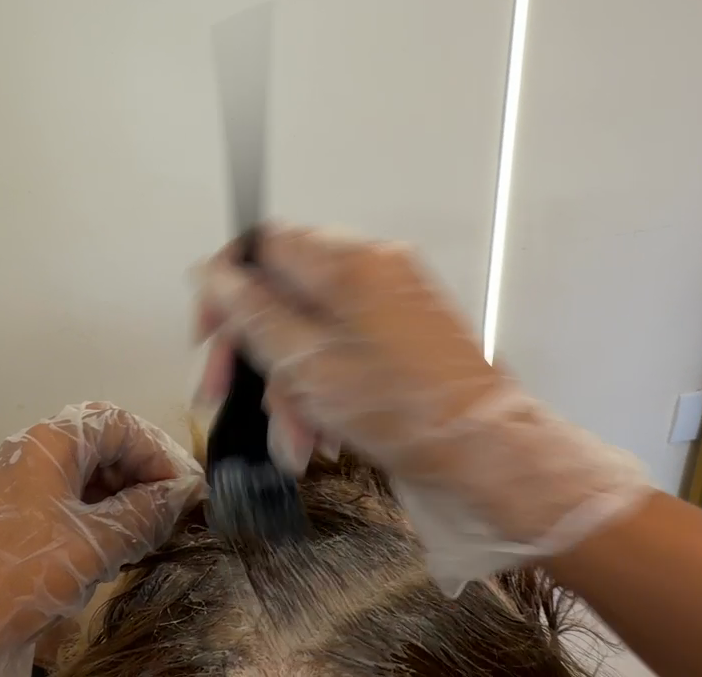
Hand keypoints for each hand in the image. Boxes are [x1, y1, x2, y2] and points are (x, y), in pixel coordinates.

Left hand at [0, 404, 202, 676]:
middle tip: (174, 502)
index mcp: (47, 442)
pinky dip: (103, 516)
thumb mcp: (93, 542)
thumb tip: (180, 495)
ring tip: (154, 526)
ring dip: (125, 496)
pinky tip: (121, 544)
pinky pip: (73, 503)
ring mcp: (26, 488)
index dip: (155, 449)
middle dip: (142, 471)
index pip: (114, 423)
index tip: (182, 483)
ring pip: (89, 475)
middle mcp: (35, 455)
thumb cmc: (19, 572)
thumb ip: (143, 514)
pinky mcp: (22, 522)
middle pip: (102, 444)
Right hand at [196, 225, 648, 583]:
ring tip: (293, 436)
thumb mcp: (308, 365)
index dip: (226, 284)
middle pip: (282, 291)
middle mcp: (370, 268)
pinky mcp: (400, 329)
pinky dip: (322, 383)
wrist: (492, 458)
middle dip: (253, 349)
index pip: (263, 243)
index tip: (209, 326)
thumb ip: (252, 313)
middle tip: (224, 387)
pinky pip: (340, 342)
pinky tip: (323, 429)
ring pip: (308, 326)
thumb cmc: (413, 414)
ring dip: (288, 382)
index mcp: (348, 263)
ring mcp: (388, 298)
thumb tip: (215, 275)